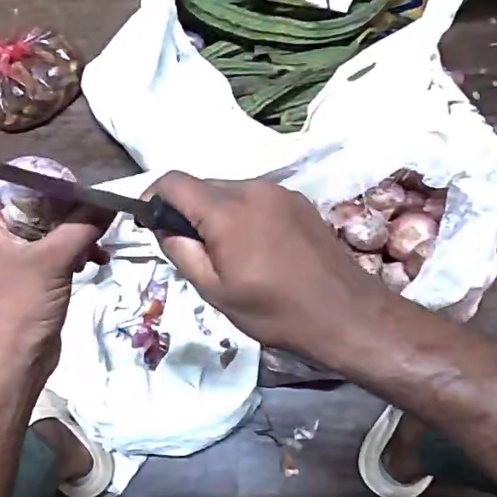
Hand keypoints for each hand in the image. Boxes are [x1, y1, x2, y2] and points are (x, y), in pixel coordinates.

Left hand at [0, 182, 110, 355]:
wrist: (20, 353)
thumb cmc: (25, 301)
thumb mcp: (54, 258)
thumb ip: (82, 226)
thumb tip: (110, 203)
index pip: (13, 181)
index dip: (40, 177)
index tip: (72, 184)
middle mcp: (6, 233)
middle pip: (40, 202)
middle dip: (70, 206)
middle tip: (95, 210)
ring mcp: (24, 254)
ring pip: (55, 226)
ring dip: (79, 230)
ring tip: (99, 242)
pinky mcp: (40, 273)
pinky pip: (62, 249)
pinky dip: (79, 250)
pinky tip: (97, 260)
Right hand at [148, 172, 391, 364]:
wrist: (345, 314)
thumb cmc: (274, 310)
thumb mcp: (214, 291)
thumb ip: (181, 251)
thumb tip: (163, 227)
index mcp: (227, 211)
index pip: (174, 181)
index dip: (153, 197)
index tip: (151, 222)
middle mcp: (253, 189)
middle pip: (202, 186)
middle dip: (187, 211)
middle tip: (192, 251)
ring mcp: (280, 192)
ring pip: (229, 192)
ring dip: (216, 214)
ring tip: (228, 255)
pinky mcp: (299, 201)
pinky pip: (256, 198)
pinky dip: (242, 215)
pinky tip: (256, 249)